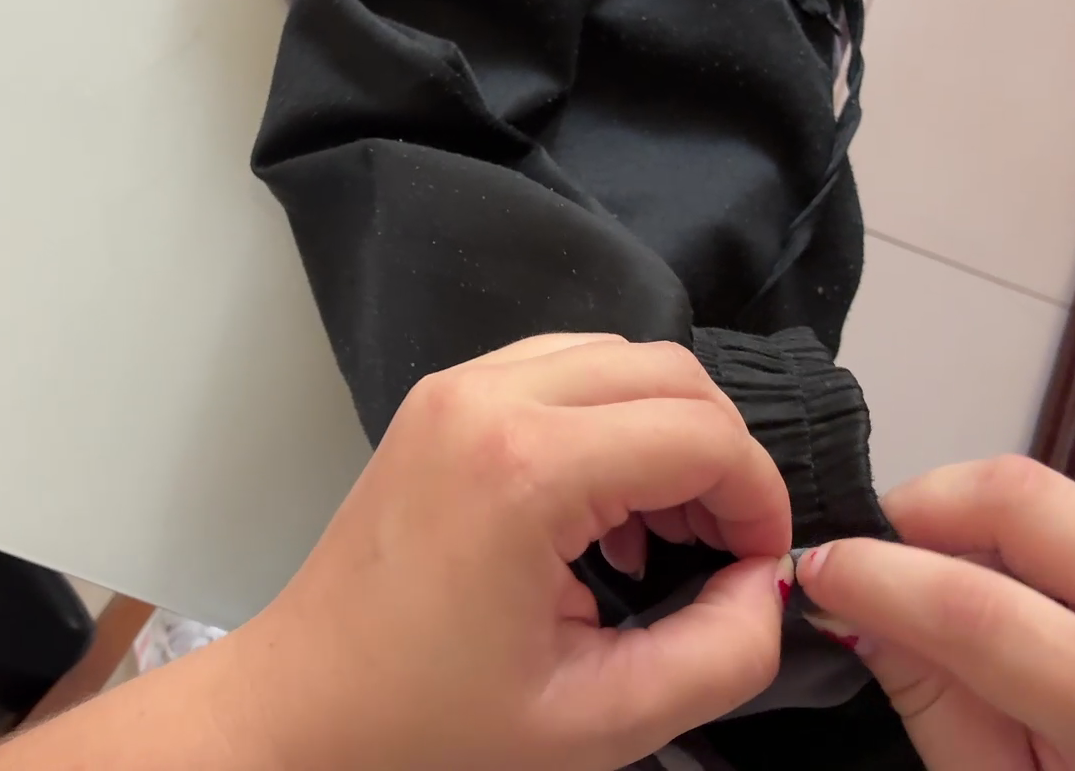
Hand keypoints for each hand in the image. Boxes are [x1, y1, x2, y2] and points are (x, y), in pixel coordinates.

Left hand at [222, 333, 793, 770]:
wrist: (307, 694)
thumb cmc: (432, 720)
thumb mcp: (601, 716)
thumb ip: (722, 652)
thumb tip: (767, 581)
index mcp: (524, 467)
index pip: (700, 432)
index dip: (759, 495)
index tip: (756, 563)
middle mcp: (486, 396)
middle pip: (665, 369)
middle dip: (718, 450)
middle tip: (714, 539)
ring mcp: (454, 385)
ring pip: (611, 354)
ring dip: (659, 423)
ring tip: (654, 521)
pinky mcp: (439, 396)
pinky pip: (553, 367)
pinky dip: (602, 412)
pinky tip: (593, 495)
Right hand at [794, 456, 1074, 770]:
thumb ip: (915, 681)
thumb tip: (832, 591)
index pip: (974, 610)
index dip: (867, 574)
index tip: (811, 569)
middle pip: (1015, 497)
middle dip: (913, 507)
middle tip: (876, 553)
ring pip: (1037, 489)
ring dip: (960, 519)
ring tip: (943, 578)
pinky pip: (1073, 508)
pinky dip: (1010, 535)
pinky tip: (1015, 591)